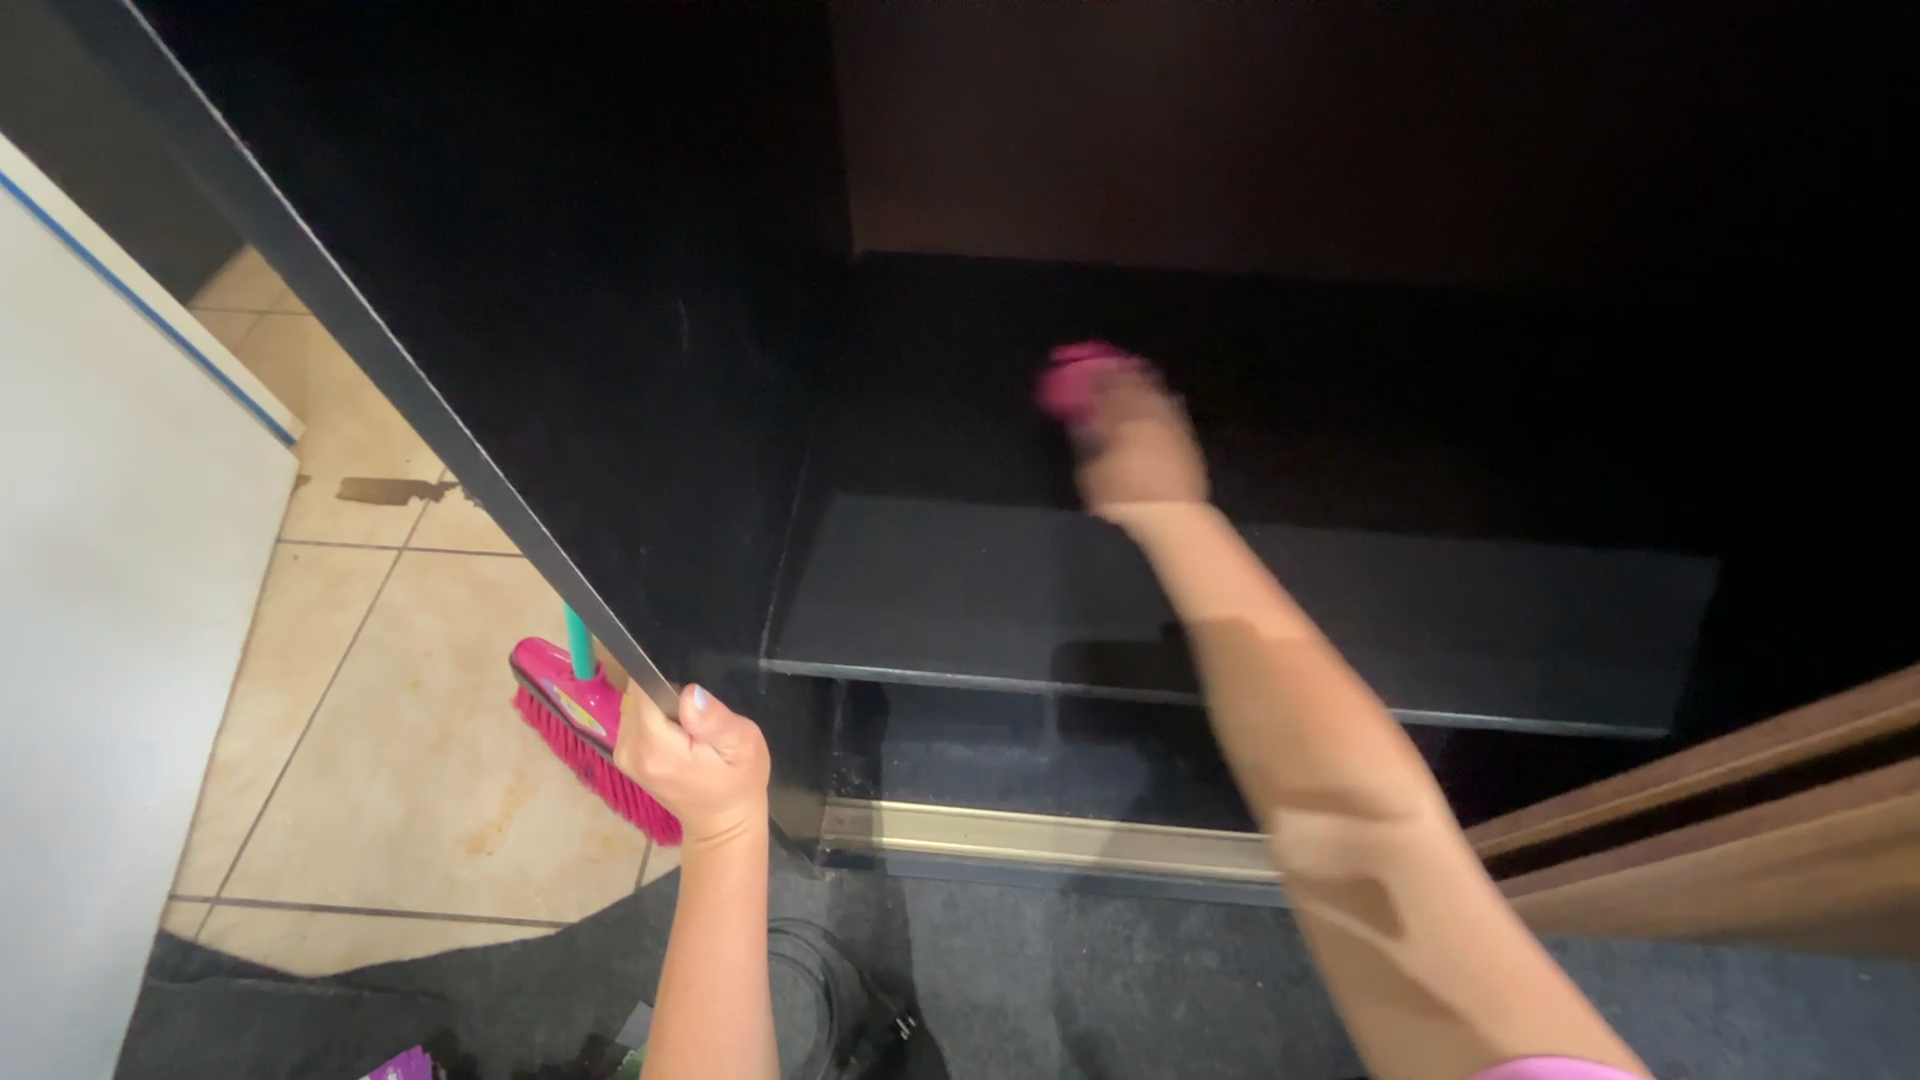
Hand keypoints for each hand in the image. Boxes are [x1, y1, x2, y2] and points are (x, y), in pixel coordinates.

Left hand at [614, 683, 769, 847]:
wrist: (722, 820)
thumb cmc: (739, 781)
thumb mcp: (743, 745)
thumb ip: (714, 719)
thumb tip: (689, 693)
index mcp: (656, 747)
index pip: (645, 689)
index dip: (669, 681)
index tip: (693, 696)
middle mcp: (629, 750)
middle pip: (637, 695)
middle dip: (666, 692)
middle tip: (698, 715)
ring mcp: (623, 754)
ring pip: (635, 703)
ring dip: (660, 704)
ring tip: (691, 724)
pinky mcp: (624, 755)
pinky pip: (635, 716)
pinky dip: (655, 716)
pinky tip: (679, 732)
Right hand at [1074, 365, 1208, 522]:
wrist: (1171, 516)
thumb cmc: (1124, 498)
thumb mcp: (1092, 472)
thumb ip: (1087, 441)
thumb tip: (1081, 421)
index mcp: (1122, 420)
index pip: (1103, 388)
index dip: (1090, 375)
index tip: (1079, 368)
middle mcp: (1148, 414)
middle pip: (1131, 382)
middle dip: (1116, 371)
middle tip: (1105, 364)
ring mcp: (1170, 423)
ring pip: (1153, 390)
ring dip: (1139, 379)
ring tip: (1130, 373)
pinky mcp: (1185, 436)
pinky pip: (1170, 405)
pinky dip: (1158, 396)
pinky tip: (1156, 397)